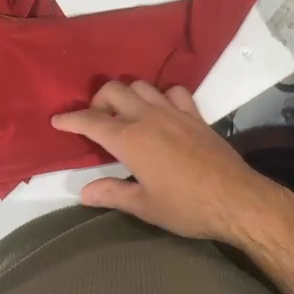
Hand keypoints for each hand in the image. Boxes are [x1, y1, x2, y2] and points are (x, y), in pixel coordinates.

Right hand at [50, 80, 293, 245]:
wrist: (236, 199)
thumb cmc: (187, 207)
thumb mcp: (145, 207)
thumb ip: (112, 194)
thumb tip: (83, 193)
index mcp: (130, 139)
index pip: (91, 122)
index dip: (71, 120)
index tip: (57, 120)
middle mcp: (148, 117)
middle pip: (113, 91)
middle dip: (97, 101)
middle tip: (94, 121)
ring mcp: (173, 112)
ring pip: (141, 85)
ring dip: (127, 94)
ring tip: (124, 114)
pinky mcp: (194, 114)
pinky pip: (173, 91)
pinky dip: (161, 95)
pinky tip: (161, 110)